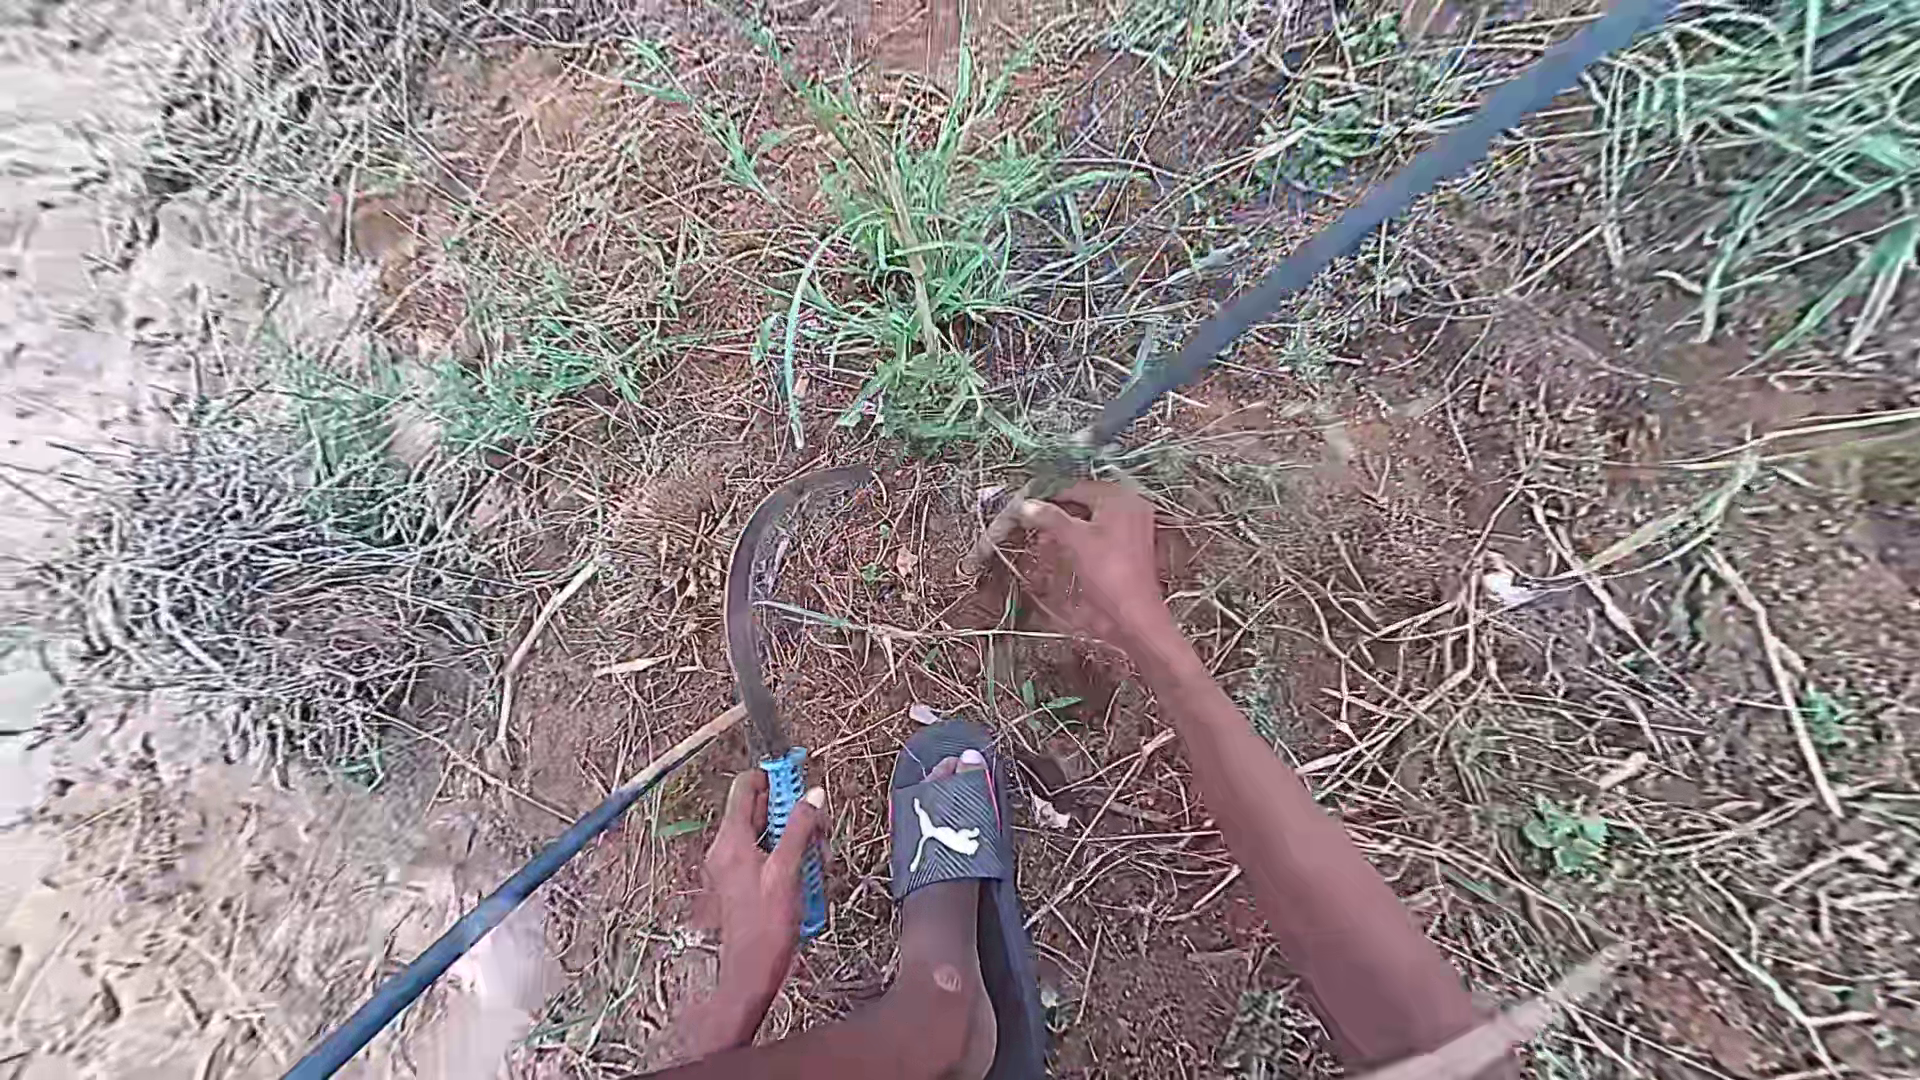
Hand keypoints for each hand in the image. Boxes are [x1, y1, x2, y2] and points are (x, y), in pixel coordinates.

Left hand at [694, 769, 825, 1049]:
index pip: (745, 787)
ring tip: (816, 849)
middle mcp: (728, 847)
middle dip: (791, 808)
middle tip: (816, 822)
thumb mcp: (788, 870)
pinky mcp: (744, 879)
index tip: (798, 780)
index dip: (772, 777)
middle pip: (760, 807)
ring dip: (795, 831)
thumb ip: (800, 827)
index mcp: (731, 840)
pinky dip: (788, 850)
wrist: (750, 977)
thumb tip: (814, 794)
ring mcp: (734, 864)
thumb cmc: (764, 927)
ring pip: (767, 829)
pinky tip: (806, 867)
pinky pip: (767, 849)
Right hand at [1016, 481, 1175, 652]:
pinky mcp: (1126, 550)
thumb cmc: (1111, 574)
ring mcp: (1130, 530)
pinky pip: (1097, 536)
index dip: (1052, 496)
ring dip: (1066, 529)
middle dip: (1058, 514)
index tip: (1030, 504)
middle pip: (1084, 503)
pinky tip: (1063, 551)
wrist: (1131, 613)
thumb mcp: (1075, 540)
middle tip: (1036, 523)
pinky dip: (1079, 541)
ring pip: (1089, 520)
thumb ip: (1050, 518)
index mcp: (1122, 500)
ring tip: (1046, 540)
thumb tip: (1029, 506)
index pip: (1079, 487)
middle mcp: (1129, 510)